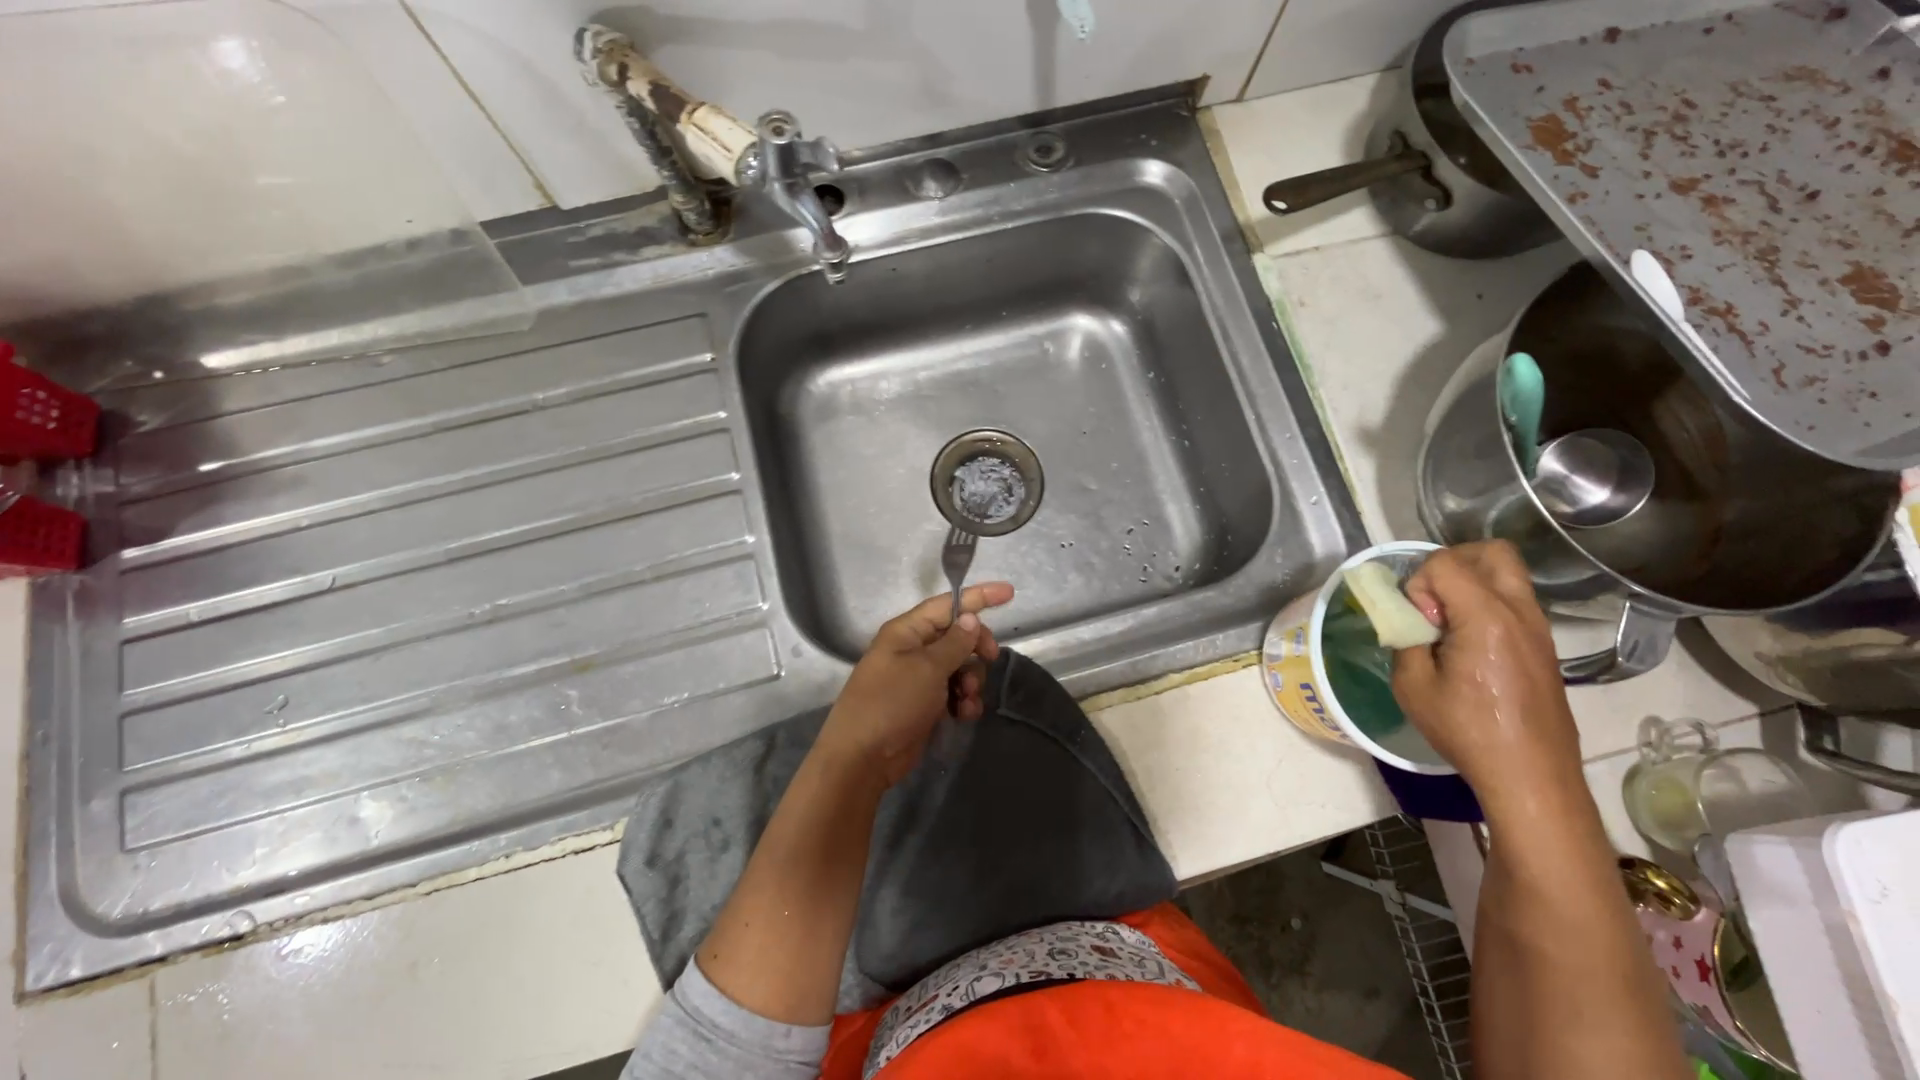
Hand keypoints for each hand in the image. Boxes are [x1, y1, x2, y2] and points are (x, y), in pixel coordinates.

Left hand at [813, 582, 1014, 788]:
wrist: (864, 758)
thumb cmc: (892, 703)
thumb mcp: (927, 668)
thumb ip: (954, 642)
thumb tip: (971, 618)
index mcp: (906, 631)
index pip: (947, 604)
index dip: (978, 597)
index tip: (1010, 593)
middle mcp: (913, 649)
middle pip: (957, 636)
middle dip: (976, 647)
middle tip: (990, 659)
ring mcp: (919, 678)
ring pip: (960, 667)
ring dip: (971, 680)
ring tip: (966, 698)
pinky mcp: (925, 704)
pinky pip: (954, 692)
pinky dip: (964, 701)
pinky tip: (964, 714)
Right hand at [1390, 542, 1581, 803]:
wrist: (1530, 773)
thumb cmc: (1468, 730)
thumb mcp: (1413, 686)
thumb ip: (1405, 640)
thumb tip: (1410, 623)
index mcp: (1487, 617)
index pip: (1445, 562)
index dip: (1420, 584)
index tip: (1419, 622)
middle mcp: (1519, 611)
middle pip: (1489, 552)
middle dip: (1452, 564)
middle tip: (1434, 601)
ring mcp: (1538, 627)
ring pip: (1506, 575)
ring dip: (1471, 585)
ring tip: (1450, 626)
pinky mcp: (1544, 645)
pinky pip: (1514, 602)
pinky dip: (1487, 606)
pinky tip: (1469, 645)